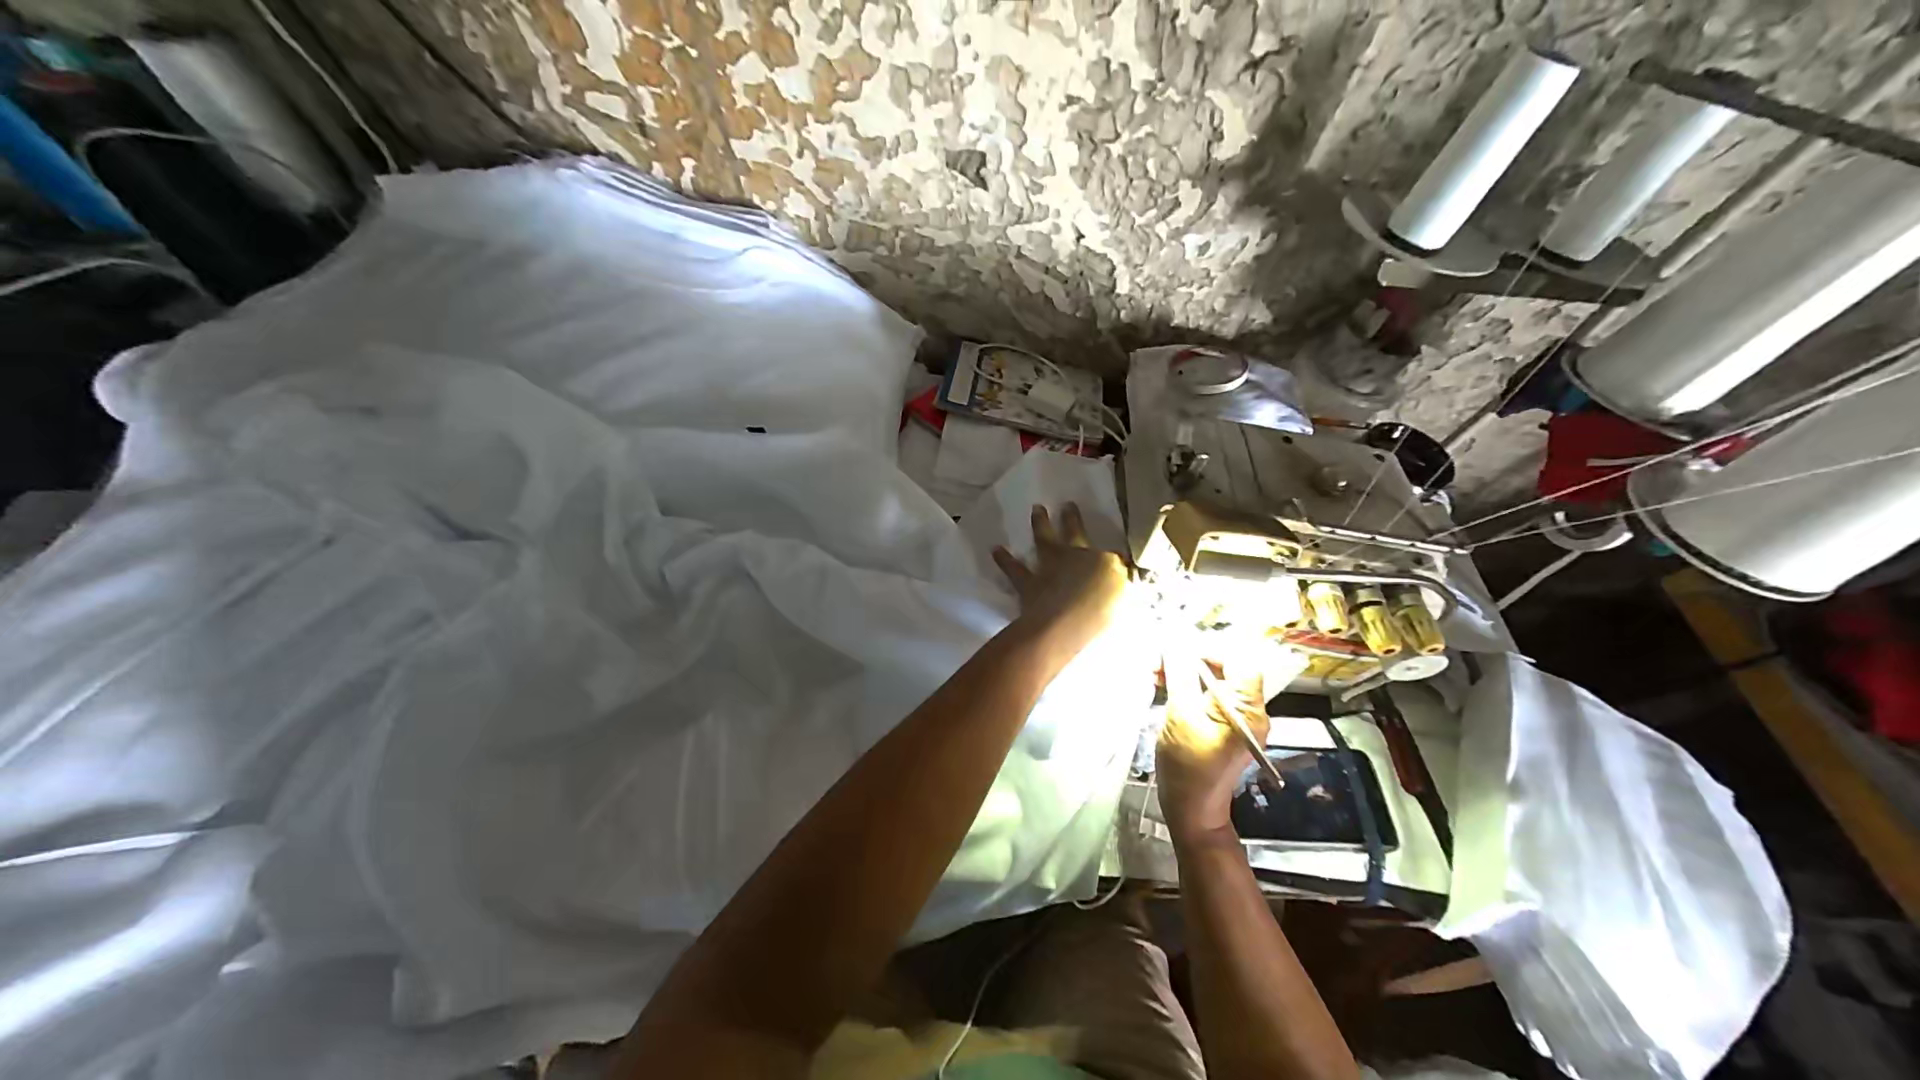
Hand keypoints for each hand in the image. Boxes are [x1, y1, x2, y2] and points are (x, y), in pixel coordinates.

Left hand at [992, 503, 1129, 660]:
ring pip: (1044, 540)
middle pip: (1075, 532)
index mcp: (1104, 563)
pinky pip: (1015, 568)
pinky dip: (1004, 559)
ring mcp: (1050, 567)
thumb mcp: (1124, 601)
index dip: (1115, 559)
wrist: (1066, 622)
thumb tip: (1122, 580)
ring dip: (1040, 524)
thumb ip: (1121, 589)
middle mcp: (1076, 557)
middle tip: (1067, 504)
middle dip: (1072, 518)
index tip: (1118, 562)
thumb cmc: (1101, 614)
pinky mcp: (1029, 582)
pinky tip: (996, 550)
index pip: (1112, 556)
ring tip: (1036, 509)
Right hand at [1157, 652, 1266, 843]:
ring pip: (1216, 683)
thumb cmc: (1188, 766)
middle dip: (1192, 660)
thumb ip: (1180, 675)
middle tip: (1161, 663)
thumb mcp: (1180, 715)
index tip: (1177, 651)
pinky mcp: (1227, 730)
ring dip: (1187, 674)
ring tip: (1158, 676)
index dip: (1209, 649)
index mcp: (1249, 709)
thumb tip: (1174, 643)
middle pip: (1228, 670)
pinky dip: (1190, 690)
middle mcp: (1252, 713)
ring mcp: (1241, 723)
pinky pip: (1211, 699)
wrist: (1193, 811)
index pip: (1240, 660)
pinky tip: (1167, 690)